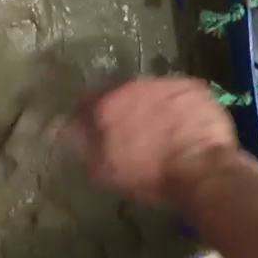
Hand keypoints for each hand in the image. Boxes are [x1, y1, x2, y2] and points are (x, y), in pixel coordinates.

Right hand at [62, 78, 240, 206]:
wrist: (203, 171)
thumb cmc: (149, 175)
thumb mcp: (104, 168)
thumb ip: (78, 143)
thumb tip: (53, 127)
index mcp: (107, 104)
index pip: (87, 102)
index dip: (90, 116)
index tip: (95, 130)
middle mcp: (133, 85)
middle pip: (121, 94)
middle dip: (123, 110)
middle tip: (132, 133)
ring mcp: (166, 83)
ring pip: (151, 92)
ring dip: (151, 106)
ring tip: (161, 131)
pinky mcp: (194, 87)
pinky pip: (178, 94)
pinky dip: (177, 107)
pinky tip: (184, 126)